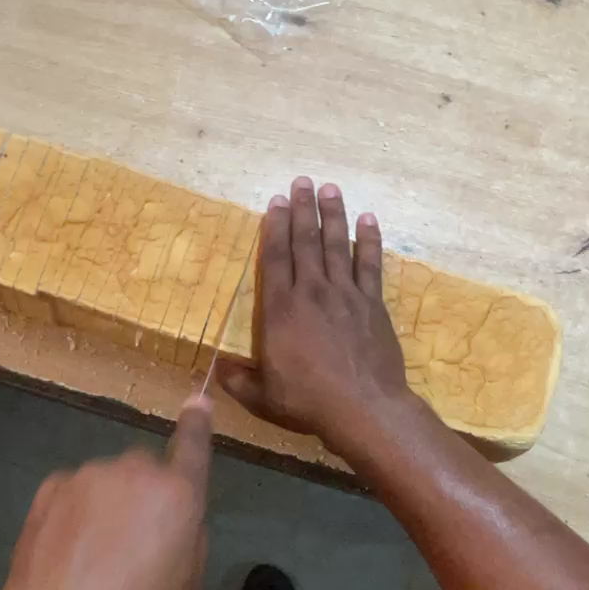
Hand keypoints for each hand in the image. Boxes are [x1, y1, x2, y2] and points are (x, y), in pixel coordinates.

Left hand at [0, 397, 212, 589]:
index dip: (197, 424)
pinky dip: (74, 512)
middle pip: (145, 470)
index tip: (197, 400)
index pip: (193, 446)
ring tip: (92, 556)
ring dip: (105, 505)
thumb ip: (187, 532)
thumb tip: (172, 511)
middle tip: (131, 544)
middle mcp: (136, 470)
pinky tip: (65, 551)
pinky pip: (74, 491)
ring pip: (106, 481)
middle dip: (142, 494)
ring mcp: (89, 473)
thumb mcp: (188, 581)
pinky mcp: (53, 484)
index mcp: (178, 494)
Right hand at [217, 176, 423, 456]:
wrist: (363, 407)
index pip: (275, 259)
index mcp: (280, 311)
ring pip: (337, 245)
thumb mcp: (261, 397)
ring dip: (333, 215)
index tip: (275, 202)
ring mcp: (345, 295)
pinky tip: (368, 219)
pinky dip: (369, 240)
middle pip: (306, 242)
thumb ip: (237, 380)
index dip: (274, 228)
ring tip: (329, 189)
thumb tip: (216, 367)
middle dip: (303, 210)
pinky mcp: (372, 304)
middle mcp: (311, 293)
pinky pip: (370, 264)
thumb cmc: (307, 402)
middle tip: (301, 181)